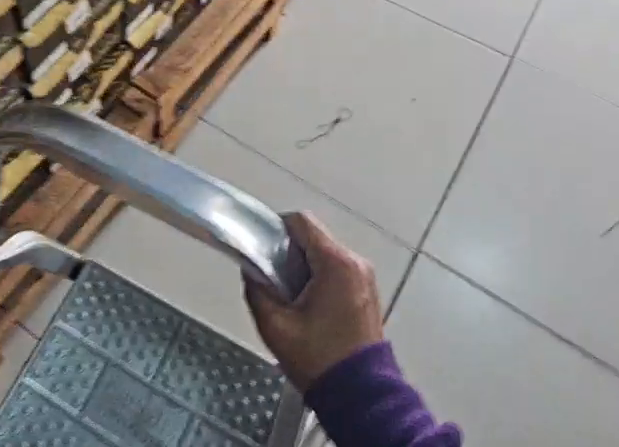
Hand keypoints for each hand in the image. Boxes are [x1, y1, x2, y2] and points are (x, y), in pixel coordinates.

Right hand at [244, 212, 384, 389]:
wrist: (362, 396)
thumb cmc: (319, 360)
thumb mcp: (276, 327)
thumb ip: (257, 291)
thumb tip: (250, 270)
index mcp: (336, 263)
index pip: (302, 222)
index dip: (277, 228)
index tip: (262, 249)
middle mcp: (355, 262)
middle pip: (314, 236)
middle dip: (290, 252)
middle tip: (273, 278)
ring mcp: (365, 276)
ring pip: (326, 253)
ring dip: (305, 265)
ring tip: (289, 296)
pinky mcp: (367, 291)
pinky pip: (339, 269)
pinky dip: (321, 276)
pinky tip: (309, 305)